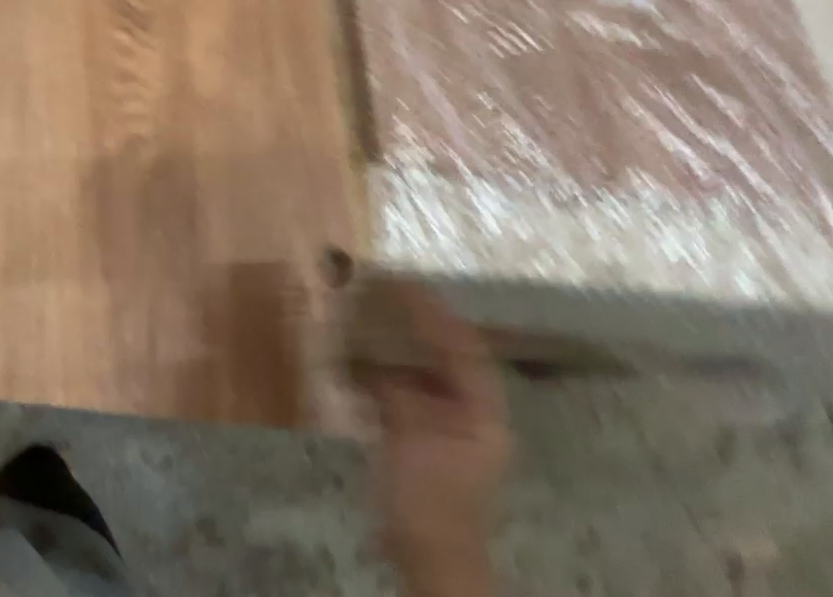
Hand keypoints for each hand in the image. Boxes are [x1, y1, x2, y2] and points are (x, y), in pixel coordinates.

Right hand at [355, 283, 508, 596]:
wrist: (427, 551)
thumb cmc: (427, 494)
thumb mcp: (410, 437)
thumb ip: (395, 392)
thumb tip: (367, 359)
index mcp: (481, 413)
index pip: (462, 349)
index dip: (435, 314)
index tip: (404, 281)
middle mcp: (470, 415)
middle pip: (444, 357)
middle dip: (413, 326)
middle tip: (379, 294)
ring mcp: (446, 428)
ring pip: (420, 374)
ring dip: (392, 349)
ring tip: (360, 321)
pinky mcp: (421, 440)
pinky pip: (401, 395)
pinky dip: (378, 376)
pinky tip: (350, 365)